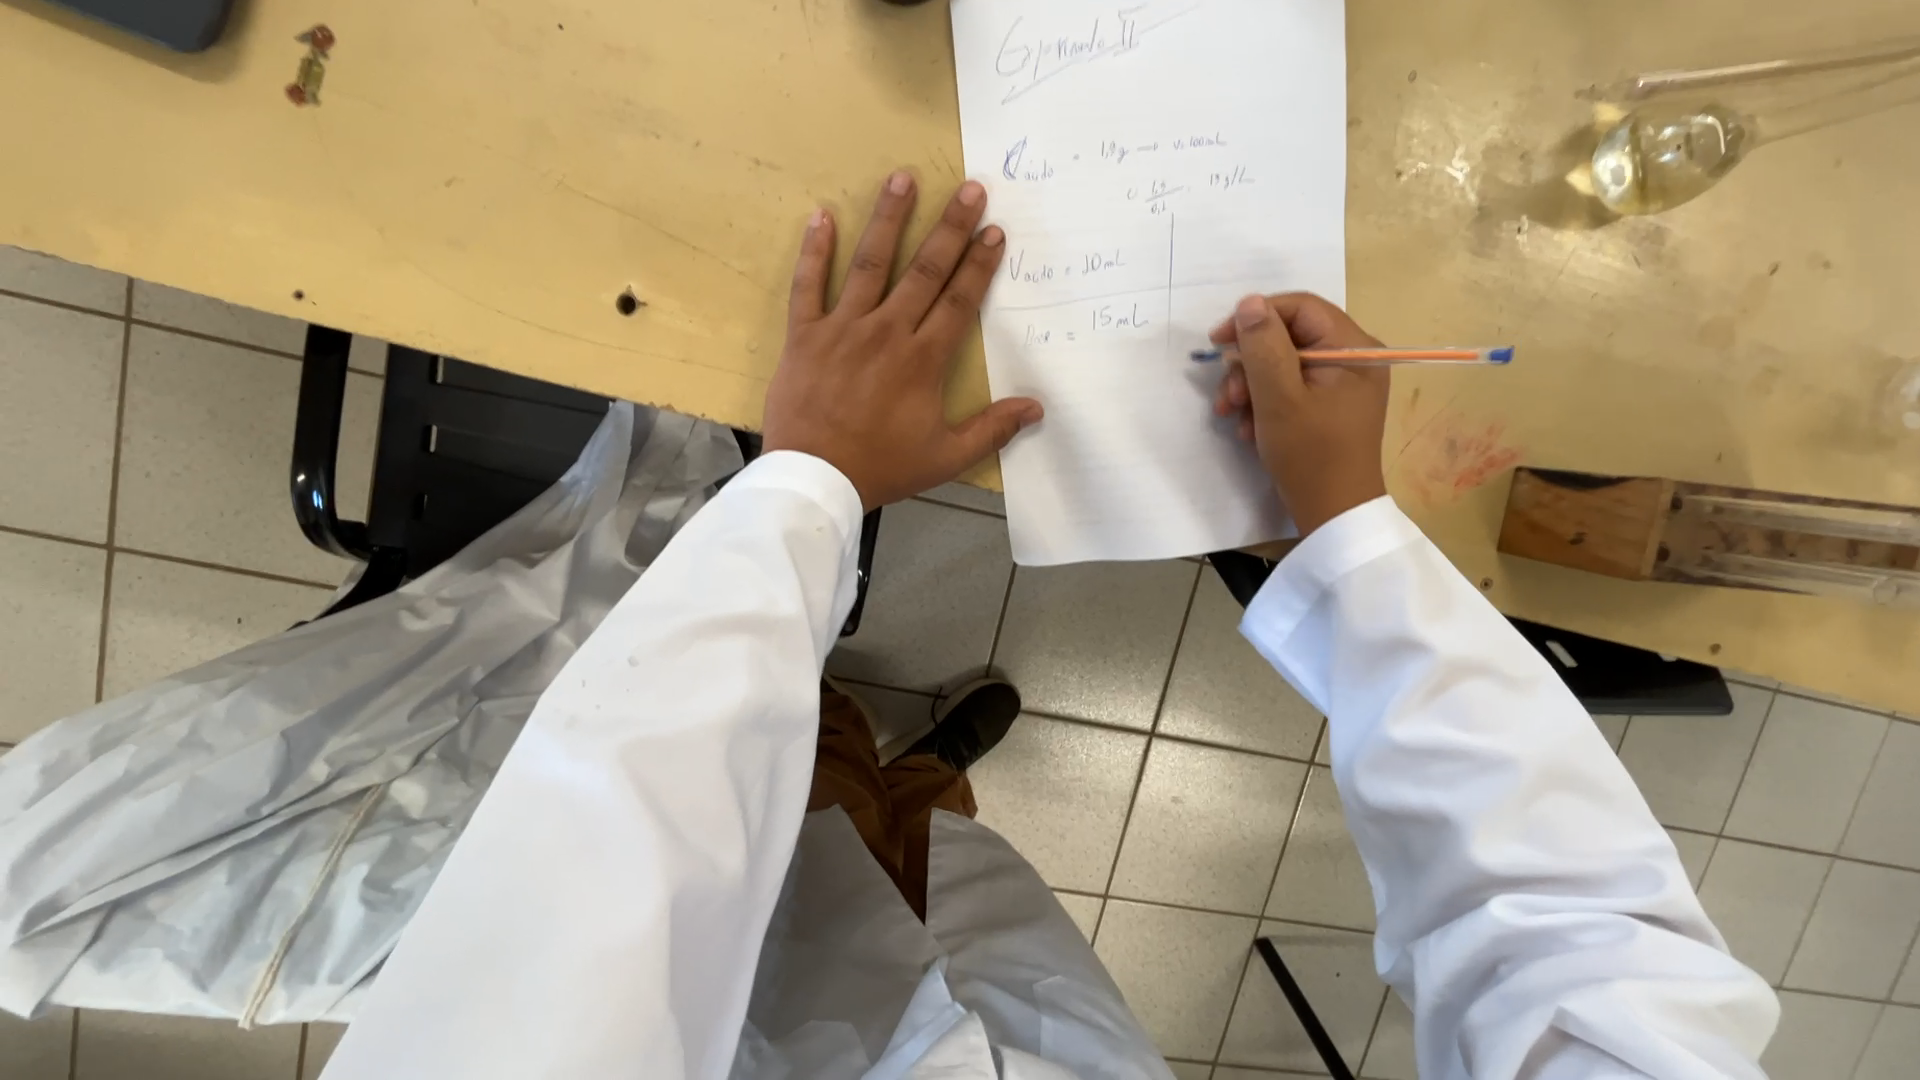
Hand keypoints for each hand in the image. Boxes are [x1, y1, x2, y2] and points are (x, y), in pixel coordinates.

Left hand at [762, 171, 1043, 509]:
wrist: (816, 479)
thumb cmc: (883, 467)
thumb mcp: (945, 457)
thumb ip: (992, 430)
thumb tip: (1037, 408)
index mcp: (923, 360)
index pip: (959, 301)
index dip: (979, 264)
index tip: (995, 231)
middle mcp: (888, 332)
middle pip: (925, 271)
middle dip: (950, 227)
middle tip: (969, 188)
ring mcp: (843, 329)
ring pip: (870, 264)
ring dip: (889, 219)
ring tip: (903, 178)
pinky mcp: (806, 336)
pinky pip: (808, 286)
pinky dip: (814, 251)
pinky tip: (821, 215)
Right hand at [1210, 293, 1389, 535]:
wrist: (1332, 512)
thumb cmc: (1310, 454)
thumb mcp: (1278, 398)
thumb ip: (1262, 347)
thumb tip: (1249, 303)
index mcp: (1353, 348)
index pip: (1299, 309)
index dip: (1255, 318)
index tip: (1217, 342)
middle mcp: (1352, 358)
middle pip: (1288, 337)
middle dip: (1249, 363)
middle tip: (1226, 394)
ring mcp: (1340, 384)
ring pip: (1282, 365)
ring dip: (1249, 386)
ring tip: (1232, 415)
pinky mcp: (1326, 406)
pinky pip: (1287, 388)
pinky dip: (1262, 403)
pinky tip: (1247, 428)